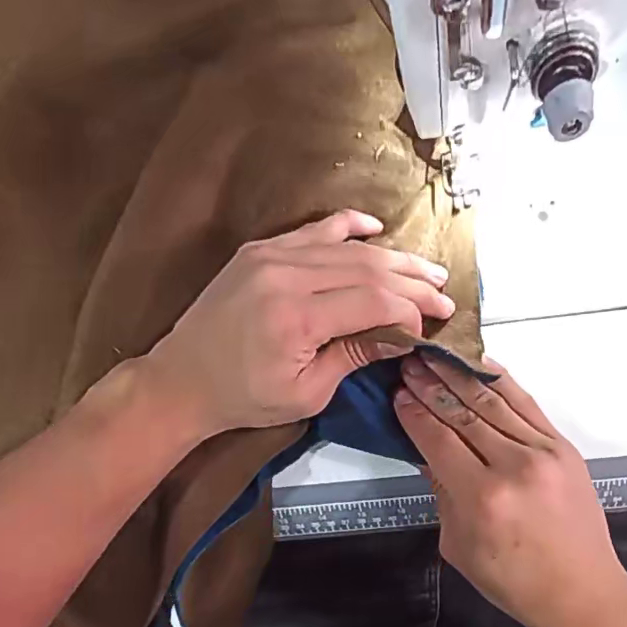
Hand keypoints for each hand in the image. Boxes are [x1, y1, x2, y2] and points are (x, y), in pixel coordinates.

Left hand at [142, 210, 454, 434]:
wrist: (183, 379)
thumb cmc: (243, 398)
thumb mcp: (306, 393)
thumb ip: (354, 357)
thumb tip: (401, 336)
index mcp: (297, 318)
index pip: (374, 301)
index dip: (410, 311)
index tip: (431, 326)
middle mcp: (285, 277)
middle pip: (367, 268)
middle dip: (412, 282)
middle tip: (444, 293)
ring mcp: (269, 257)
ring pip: (346, 247)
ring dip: (391, 257)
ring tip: (425, 269)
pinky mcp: (258, 251)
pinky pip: (312, 231)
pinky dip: (346, 228)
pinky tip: (374, 228)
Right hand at [393, 355, 626, 626]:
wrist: (580, 592)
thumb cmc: (512, 581)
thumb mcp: (458, 545)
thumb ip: (442, 495)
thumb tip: (428, 455)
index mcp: (481, 498)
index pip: (438, 440)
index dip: (414, 414)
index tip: (397, 394)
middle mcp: (513, 467)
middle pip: (462, 414)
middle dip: (431, 385)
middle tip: (409, 363)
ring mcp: (544, 453)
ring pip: (493, 401)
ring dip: (459, 375)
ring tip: (435, 356)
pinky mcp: (563, 447)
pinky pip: (526, 404)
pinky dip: (501, 381)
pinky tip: (480, 364)